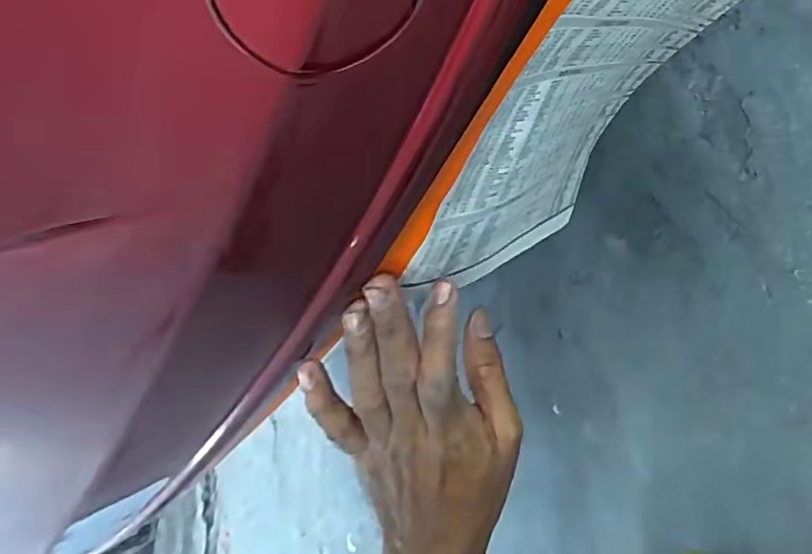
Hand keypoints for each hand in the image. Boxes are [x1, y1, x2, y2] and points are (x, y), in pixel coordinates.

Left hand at [299, 276, 520, 553]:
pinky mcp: (357, 450)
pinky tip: (305, 367)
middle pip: (398, 372)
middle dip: (389, 325)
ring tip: (353, 308)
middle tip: (380, 283)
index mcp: (449, 423)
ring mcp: (378, 439)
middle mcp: (410, 426)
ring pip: (366, 390)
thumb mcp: (506, 434)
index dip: (441, 328)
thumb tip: (478, 318)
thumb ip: (491, 375)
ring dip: (358, 348)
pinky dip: (318, 399)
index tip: (443, 285)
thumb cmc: (478, 485)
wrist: (439, 548)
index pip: (442, 370)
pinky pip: (335, 427)